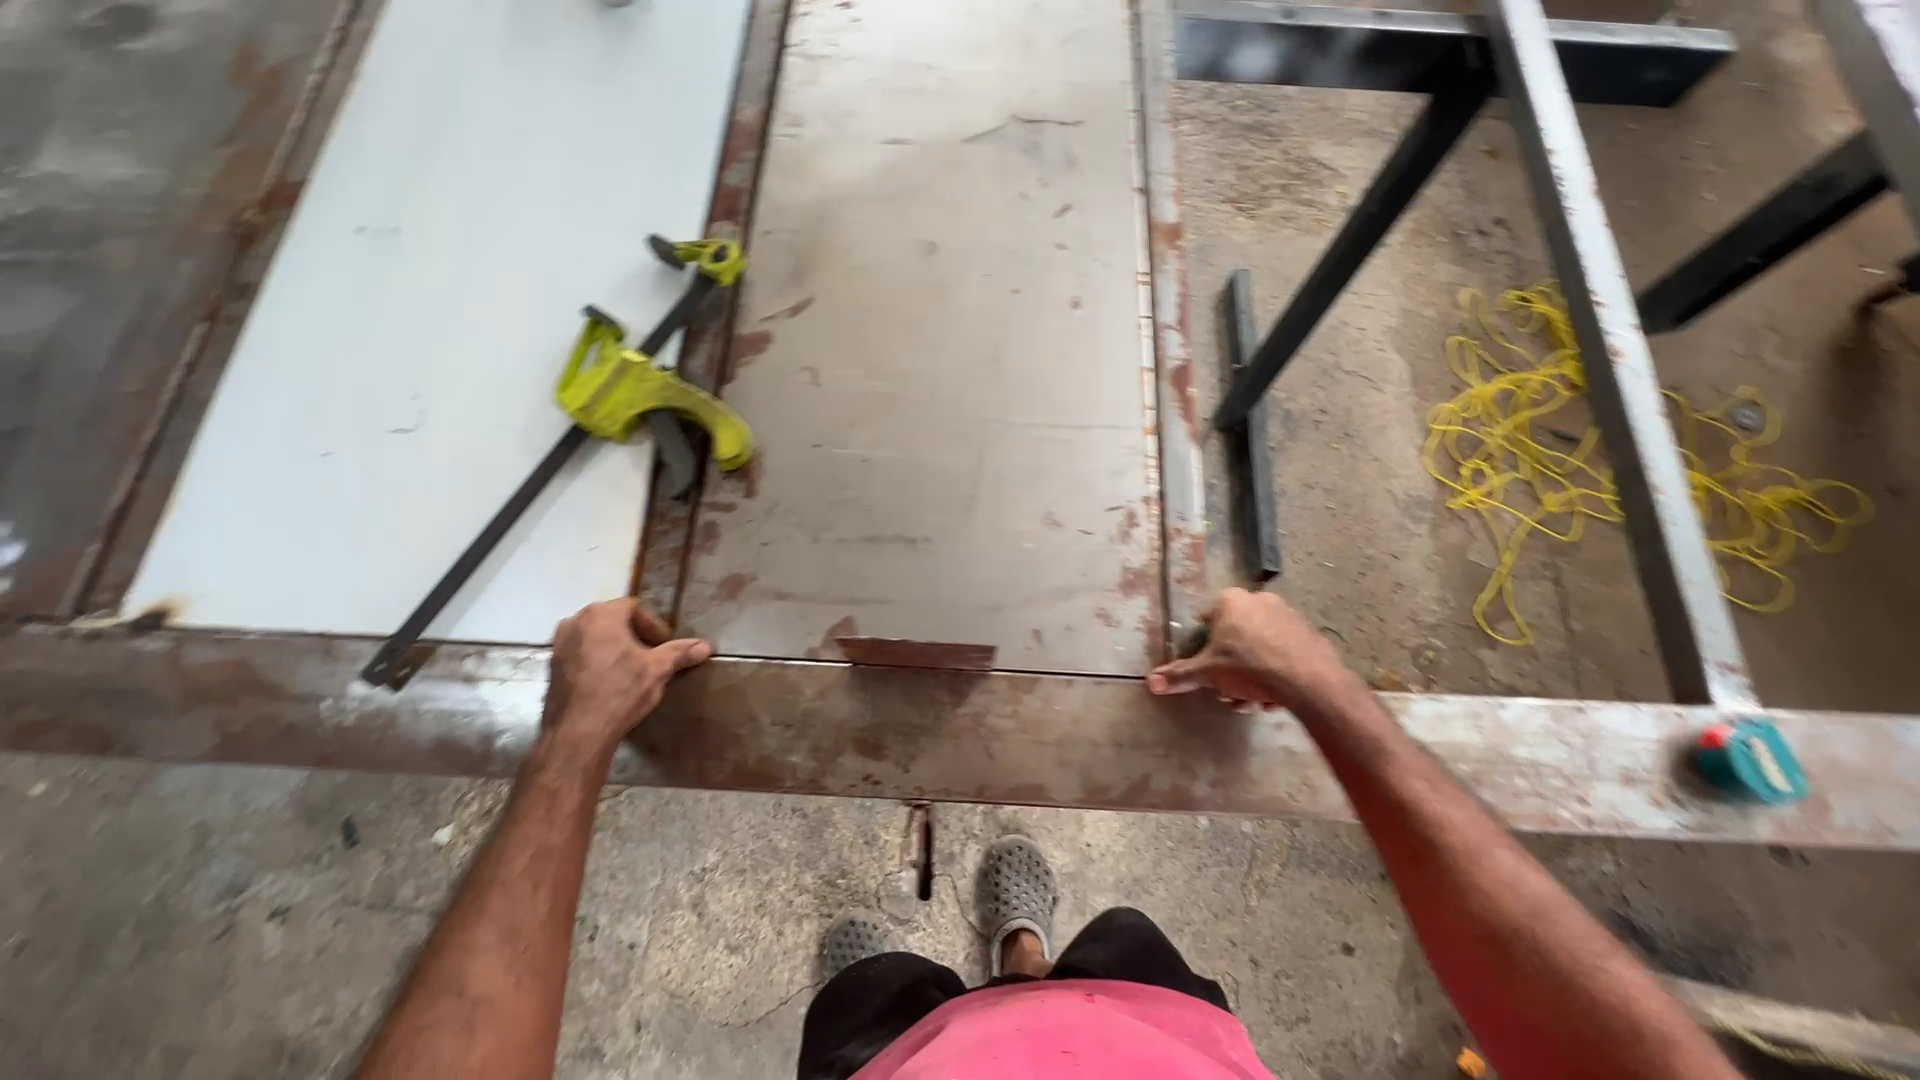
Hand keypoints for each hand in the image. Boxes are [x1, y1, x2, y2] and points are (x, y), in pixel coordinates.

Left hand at [541, 599, 712, 757]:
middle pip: (611, 619)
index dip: (652, 625)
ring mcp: (559, 644)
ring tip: (630, 667)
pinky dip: (595, 659)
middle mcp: (575, 621)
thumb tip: (706, 646)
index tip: (663, 645)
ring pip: (594, 636)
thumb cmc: (620, 691)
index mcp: (601, 615)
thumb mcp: (657, 670)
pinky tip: (608, 680)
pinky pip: (579, 652)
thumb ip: (680, 653)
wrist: (578, 731)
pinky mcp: (551, 666)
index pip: (633, 608)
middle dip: (632, 634)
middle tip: (650, 654)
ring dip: (613, 646)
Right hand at [1147, 587, 1354, 707]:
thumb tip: (1150, 683)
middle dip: (1231, 666)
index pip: (1207, 622)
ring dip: (1254, 673)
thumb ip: (1180, 675)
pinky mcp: (1309, 631)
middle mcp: (1259, 599)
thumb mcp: (1208, 673)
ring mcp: (1288, 613)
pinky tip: (1277, 695)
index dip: (1205, 649)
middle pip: (1235, 637)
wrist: (1308, 680)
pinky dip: (1277, 670)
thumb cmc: (1249, 667)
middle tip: (1232, 691)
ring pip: (1260, 646)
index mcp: (1230, 601)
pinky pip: (1284, 651)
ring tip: (1255, 699)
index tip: (1210, 671)